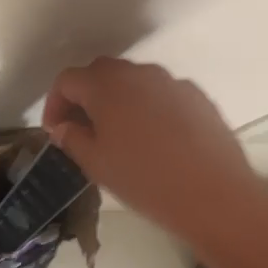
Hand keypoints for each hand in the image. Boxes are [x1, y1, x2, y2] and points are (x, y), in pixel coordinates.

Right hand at [42, 57, 256, 246]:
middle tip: (81, 130)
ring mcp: (171, 82)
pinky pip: (160, 94)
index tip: (56, 132)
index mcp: (106, 86)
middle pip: (100, 73)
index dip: (55, 104)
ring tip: (117, 137)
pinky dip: (146, 108)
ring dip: (116, 101)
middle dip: (84, 97)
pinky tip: (152, 141)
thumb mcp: (96, 165)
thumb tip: (64, 127)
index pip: (67, 80)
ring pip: (133, 81)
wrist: (212, 194)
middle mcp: (138, 74)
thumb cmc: (144, 180)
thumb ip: (73, 139)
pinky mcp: (196, 96)